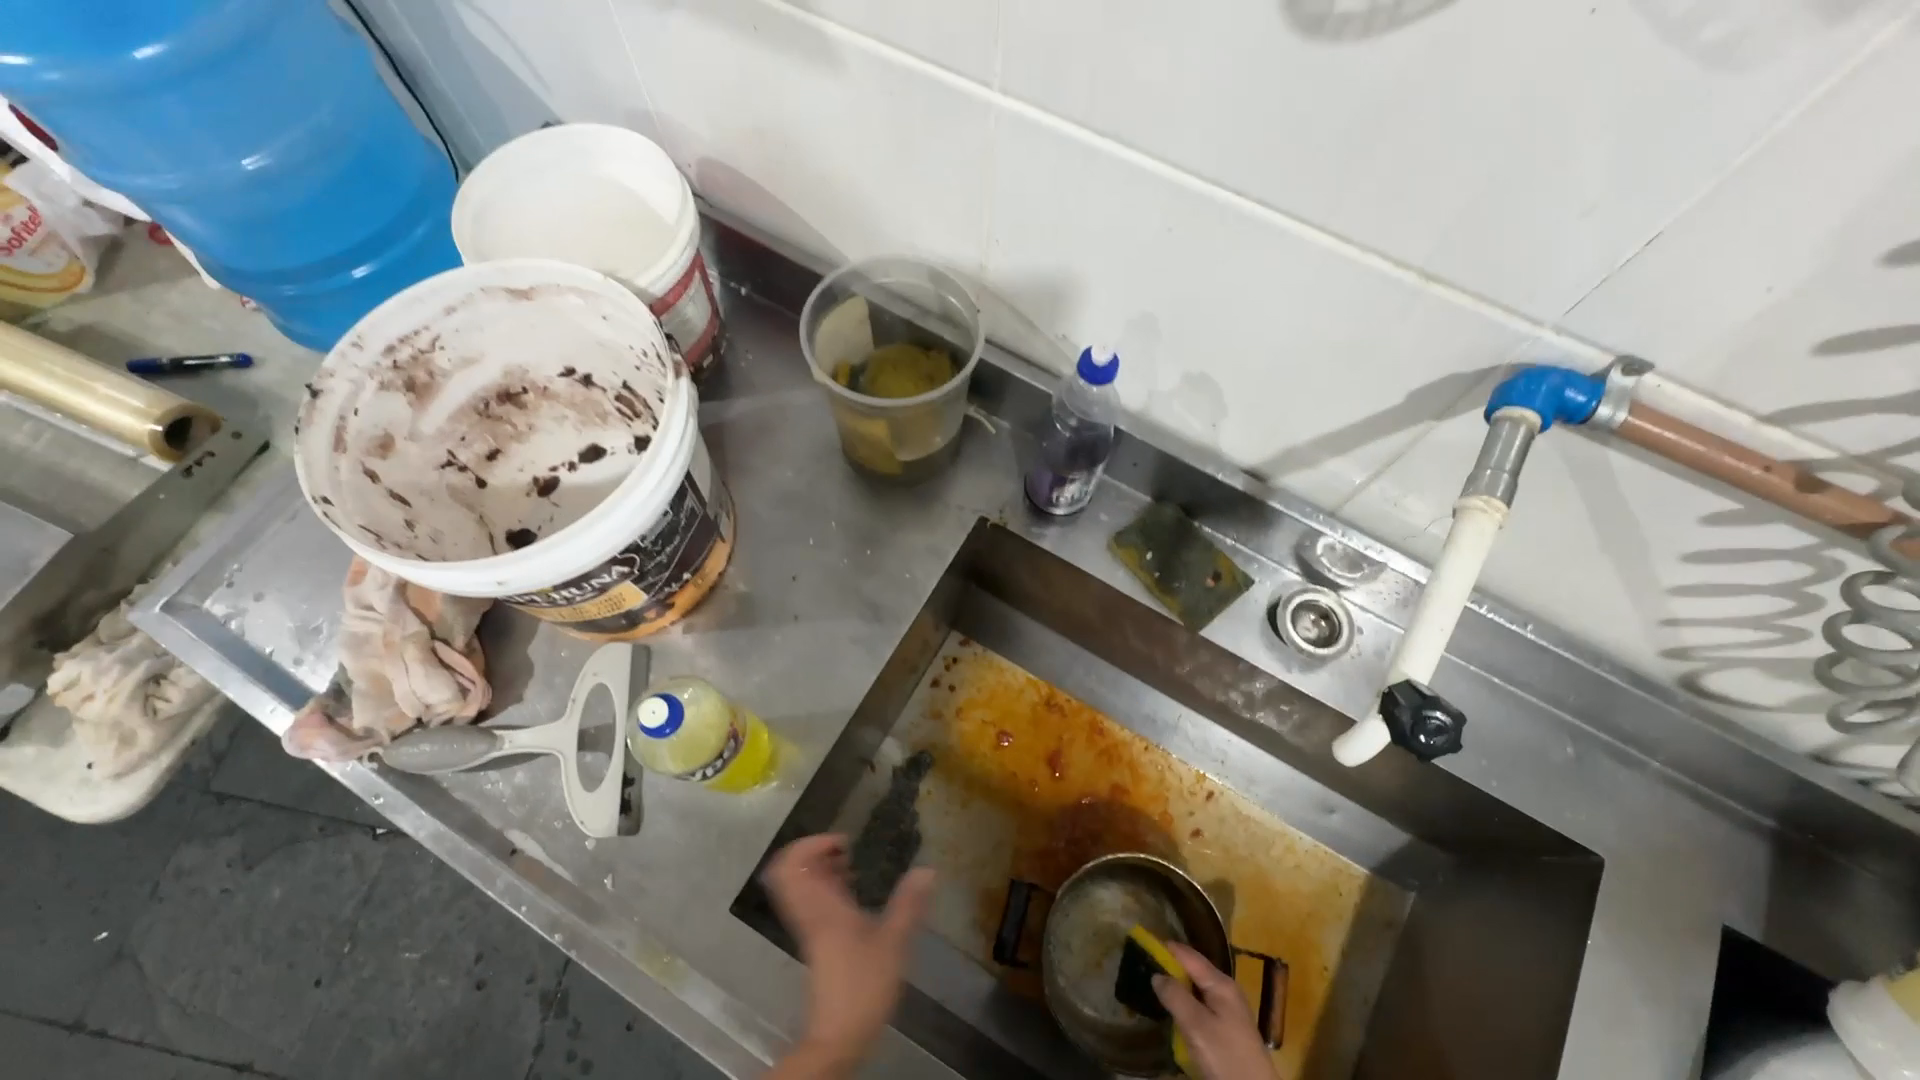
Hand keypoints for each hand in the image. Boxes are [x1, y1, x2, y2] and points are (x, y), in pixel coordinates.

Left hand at [763, 834, 934, 1069]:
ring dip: (822, 870)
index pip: (791, 865)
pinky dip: (828, 890)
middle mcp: (809, 913)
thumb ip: (908, 905)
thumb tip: (927, 869)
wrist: (839, 1036)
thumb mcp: (893, 943)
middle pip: (790, 872)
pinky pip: (813, 903)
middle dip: (815, 853)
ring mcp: (810, 928)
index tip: (843, 842)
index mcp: (820, 907)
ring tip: (854, 867)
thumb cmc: (863, 987)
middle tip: (848, 850)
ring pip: (802, 887)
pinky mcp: (818, 942)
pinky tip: (855, 895)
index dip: (810, 844)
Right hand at [1154, 943, 1276, 1079]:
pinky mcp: (1227, 1025)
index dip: (1166, 949)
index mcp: (1220, 984)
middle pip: (1194, 969)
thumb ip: (1175, 997)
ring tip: (1155, 987)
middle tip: (1144, 969)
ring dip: (1177, 985)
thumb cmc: (1225, 1054)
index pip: (1189, 955)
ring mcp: (1229, 1008)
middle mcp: (1226, 990)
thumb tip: (1157, 974)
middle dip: (1170, 966)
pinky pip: (1201, 1003)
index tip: (1142, 946)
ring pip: (1197, 987)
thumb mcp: (1196, 1025)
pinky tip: (1175, 1010)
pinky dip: (1186, 1001)